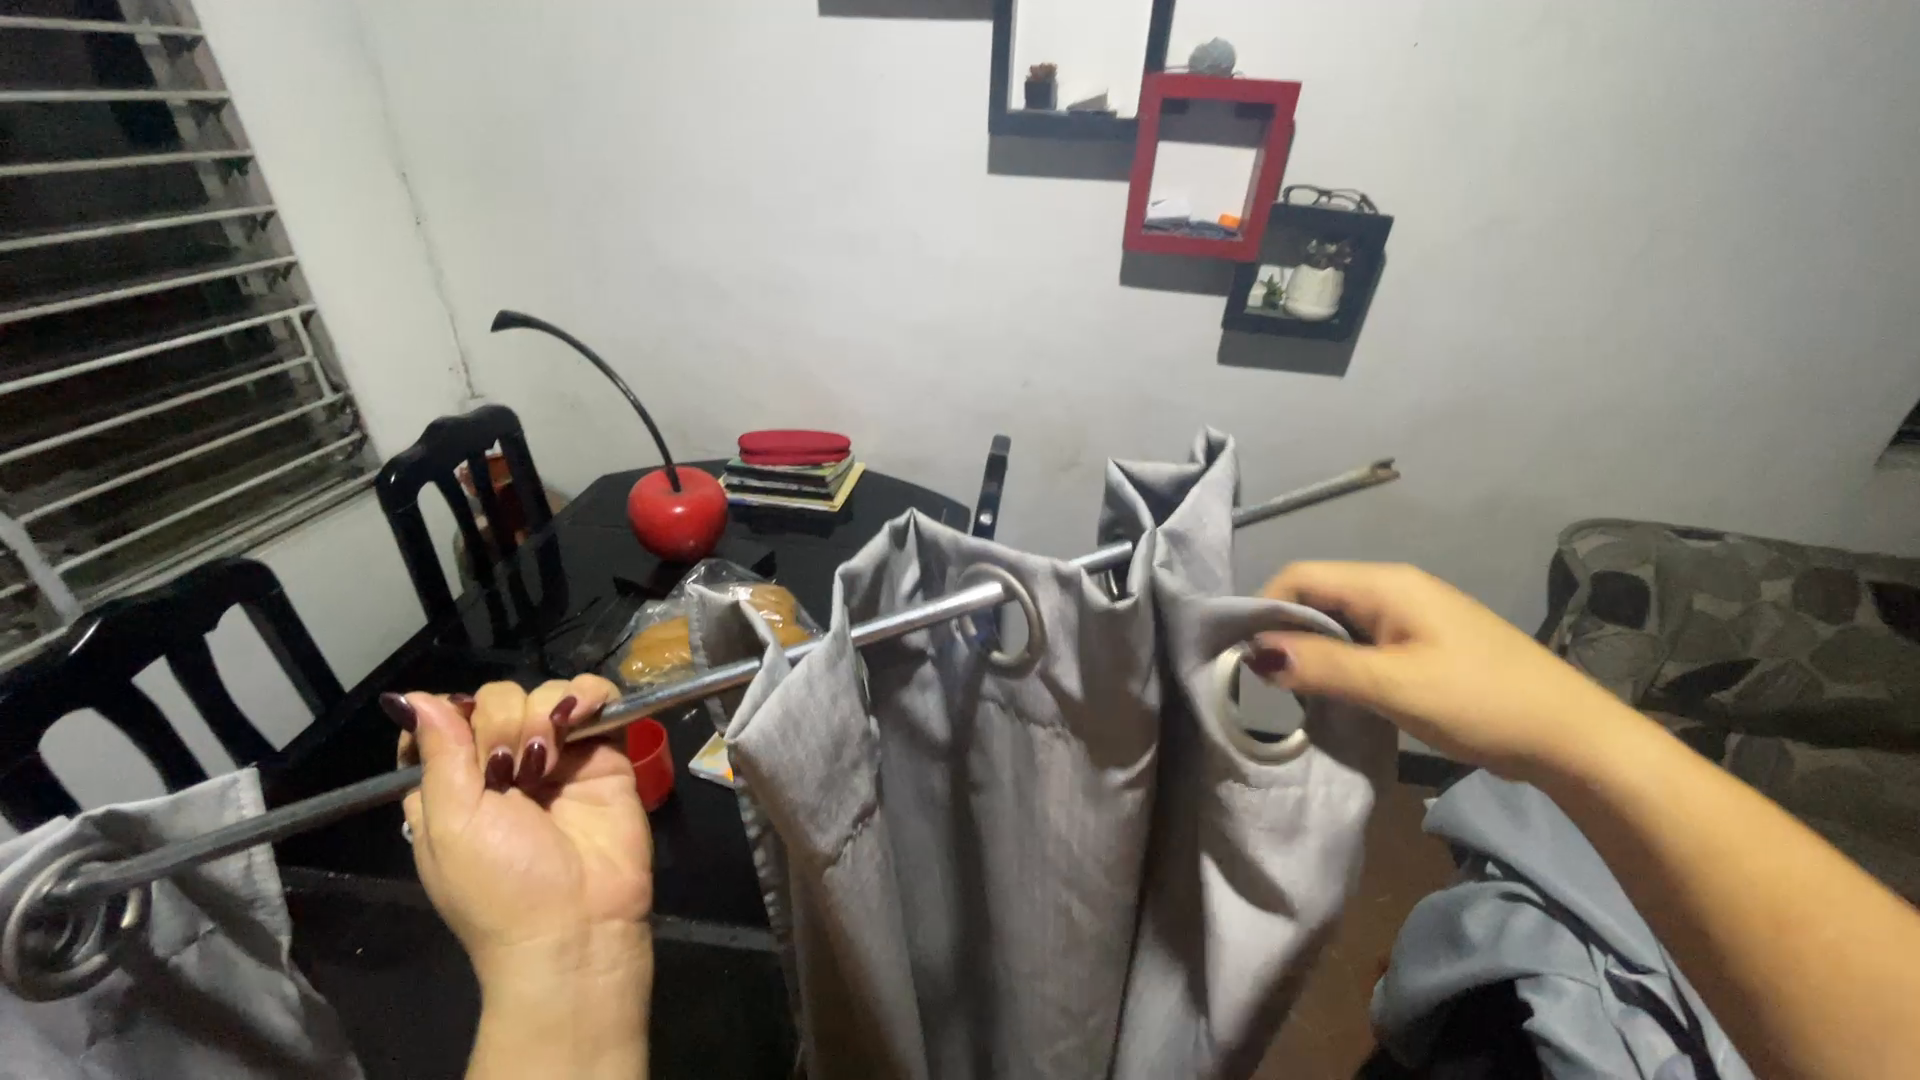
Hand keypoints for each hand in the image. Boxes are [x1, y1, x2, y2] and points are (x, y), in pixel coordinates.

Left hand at [389, 676, 651, 983]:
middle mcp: (507, 764)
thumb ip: (440, 756)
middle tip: (510, 770)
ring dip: (542, 715)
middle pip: (497, 700)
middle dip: (501, 722)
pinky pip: (596, 698)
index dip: (452, 715)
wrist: (577, 922)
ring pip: (545, 692)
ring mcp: (559, 756)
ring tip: (548, 761)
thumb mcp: (451, 826)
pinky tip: (580, 720)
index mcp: (457, 786)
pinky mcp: (604, 753)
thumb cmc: (500, 886)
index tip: (463, 736)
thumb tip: (411, 699)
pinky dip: (589, 695)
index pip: (445, 722)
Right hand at [1255, 561, 1637, 780]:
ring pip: (1337, 621)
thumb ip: (1322, 666)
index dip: (1264, 609)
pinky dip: (1338, 661)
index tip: (1246, 655)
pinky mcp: (1422, 643)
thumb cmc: (1481, 702)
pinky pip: (1361, 641)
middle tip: (1265, 680)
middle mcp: (1394, 588)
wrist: (1574, 739)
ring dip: (1311, 650)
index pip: (1300, 577)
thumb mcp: (1393, 686)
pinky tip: (1336, 692)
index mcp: (1386, 584)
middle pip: (1316, 596)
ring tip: (1295, 690)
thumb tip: (1255, 652)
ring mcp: (1411, 616)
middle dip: (1284, 631)